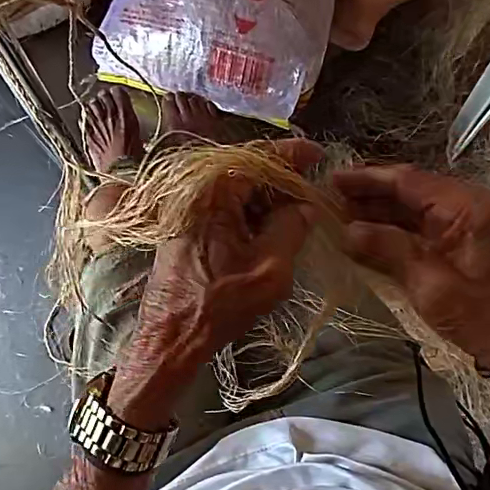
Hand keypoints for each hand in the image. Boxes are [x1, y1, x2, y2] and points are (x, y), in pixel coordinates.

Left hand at [108, 140, 322, 428]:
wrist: (171, 335)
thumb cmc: (219, 303)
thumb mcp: (270, 267)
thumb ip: (291, 228)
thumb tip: (304, 206)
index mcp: (214, 193)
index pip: (259, 157)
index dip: (292, 154)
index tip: (318, 155)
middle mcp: (195, 193)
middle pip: (246, 171)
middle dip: (282, 182)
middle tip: (311, 194)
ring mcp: (187, 210)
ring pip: (235, 191)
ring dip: (266, 200)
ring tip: (296, 216)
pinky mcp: (185, 228)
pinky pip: (223, 208)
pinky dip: (248, 214)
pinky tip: (269, 231)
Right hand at [333, 165, 489, 371]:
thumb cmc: (480, 316)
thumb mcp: (431, 285)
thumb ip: (390, 250)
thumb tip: (347, 229)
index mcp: (467, 207)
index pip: (409, 180)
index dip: (368, 178)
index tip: (333, 179)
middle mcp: (464, 207)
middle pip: (407, 190)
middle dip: (367, 193)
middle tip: (327, 196)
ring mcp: (458, 226)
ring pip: (407, 208)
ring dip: (373, 211)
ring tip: (335, 214)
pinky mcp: (451, 245)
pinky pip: (413, 229)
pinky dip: (386, 230)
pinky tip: (357, 234)